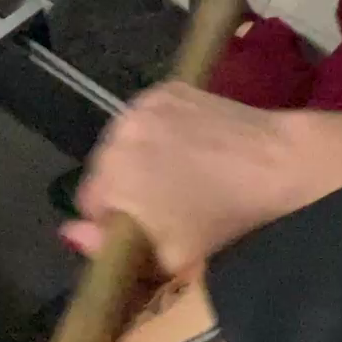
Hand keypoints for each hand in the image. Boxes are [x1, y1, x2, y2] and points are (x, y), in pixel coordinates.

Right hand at [61, 85, 312, 275]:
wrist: (273, 163)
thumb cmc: (221, 217)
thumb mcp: (165, 255)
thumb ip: (105, 250)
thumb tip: (69, 232)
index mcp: (110, 174)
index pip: (89, 204)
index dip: (114, 220)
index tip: (143, 227)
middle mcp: (117, 131)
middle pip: (105, 166)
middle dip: (125, 184)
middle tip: (164, 201)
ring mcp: (144, 102)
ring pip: (125, 138)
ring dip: (139, 154)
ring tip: (178, 171)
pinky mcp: (168, 86)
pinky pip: (148, 114)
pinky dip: (159, 128)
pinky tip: (187, 143)